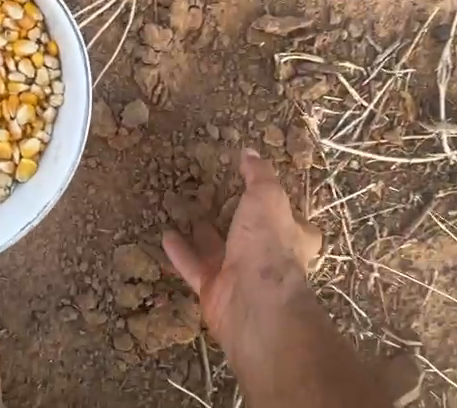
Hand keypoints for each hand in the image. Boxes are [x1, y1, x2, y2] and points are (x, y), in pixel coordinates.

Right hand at [162, 149, 321, 350]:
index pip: (292, 221)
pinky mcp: (214, 291)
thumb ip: (258, 174)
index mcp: (291, 238)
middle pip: (252, 236)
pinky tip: (165, 234)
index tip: (262, 190)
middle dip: (235, 220)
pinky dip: (181, 252)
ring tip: (184, 209)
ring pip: (219, 250)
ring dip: (203, 233)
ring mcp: (240, 276)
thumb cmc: (269, 245)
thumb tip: (249, 152)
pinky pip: (194, 267)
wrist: (255, 304)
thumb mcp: (268, 197)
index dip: (280, 207)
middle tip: (214, 197)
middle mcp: (268, 259)